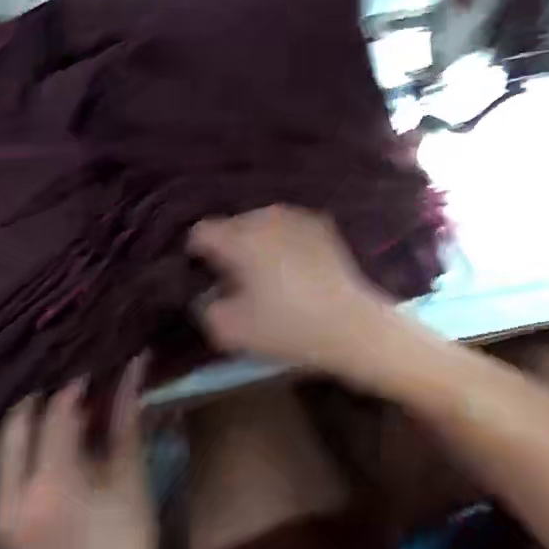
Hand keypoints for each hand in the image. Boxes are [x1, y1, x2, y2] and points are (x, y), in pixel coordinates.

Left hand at [0, 357, 154, 548]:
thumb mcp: (131, 482)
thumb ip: (126, 422)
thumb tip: (135, 366)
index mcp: (49, 484)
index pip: (55, 411)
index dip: (76, 384)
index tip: (99, 366)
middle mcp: (12, 496)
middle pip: (16, 426)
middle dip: (44, 398)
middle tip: (77, 383)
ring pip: (7, 449)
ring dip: (33, 423)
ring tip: (73, 411)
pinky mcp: (0, 531)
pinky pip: (7, 472)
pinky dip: (28, 450)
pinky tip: (61, 448)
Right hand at [187, 205, 395, 373]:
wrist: (350, 323)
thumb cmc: (288, 327)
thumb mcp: (232, 331)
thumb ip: (206, 309)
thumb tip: (206, 294)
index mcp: (240, 238)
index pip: (202, 231)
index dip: (197, 253)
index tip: (204, 275)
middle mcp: (267, 217)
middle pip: (233, 224)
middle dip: (228, 246)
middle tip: (234, 278)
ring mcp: (297, 216)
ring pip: (262, 222)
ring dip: (257, 240)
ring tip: (265, 272)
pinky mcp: (321, 224)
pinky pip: (288, 226)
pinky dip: (283, 240)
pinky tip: (292, 265)